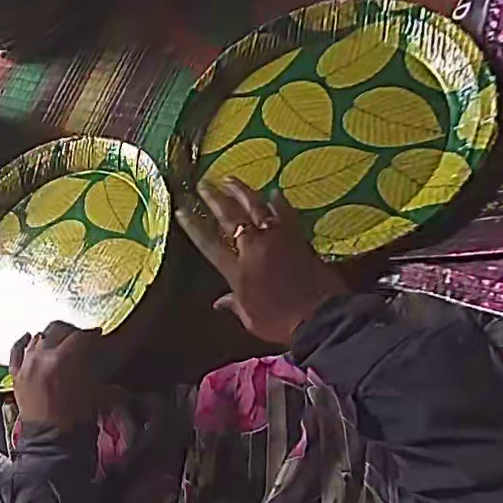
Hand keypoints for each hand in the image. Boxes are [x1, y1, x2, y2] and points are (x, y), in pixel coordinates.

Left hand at [10, 321, 102, 428]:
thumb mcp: (93, 387)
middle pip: (57, 330)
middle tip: (81, 338)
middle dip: (71, 332)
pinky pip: (17, 351)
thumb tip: (92, 349)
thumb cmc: (77, 419)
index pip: (80, 336)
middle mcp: (41, 357)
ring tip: (60, 344)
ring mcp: (26, 365)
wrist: (52, 444)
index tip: (98, 336)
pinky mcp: (16, 375)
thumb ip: (90, 362)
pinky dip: (24, 343)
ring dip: (51, 338)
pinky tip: (30, 339)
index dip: (92, 335)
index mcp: (64, 359)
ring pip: (38, 338)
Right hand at [176, 177, 348, 346]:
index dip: (194, 226)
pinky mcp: (297, 238)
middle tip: (204, 183)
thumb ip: (235, 305)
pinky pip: (285, 214)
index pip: (209, 244)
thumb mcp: (252, 319)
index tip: (182, 210)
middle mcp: (254, 249)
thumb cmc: (281, 323)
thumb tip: (220, 302)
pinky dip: (278, 202)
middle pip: (231, 218)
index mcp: (237, 271)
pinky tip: (274, 192)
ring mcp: (277, 240)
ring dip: (242, 192)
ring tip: (230, 179)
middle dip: (215, 199)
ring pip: (256, 208)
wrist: (320, 317)